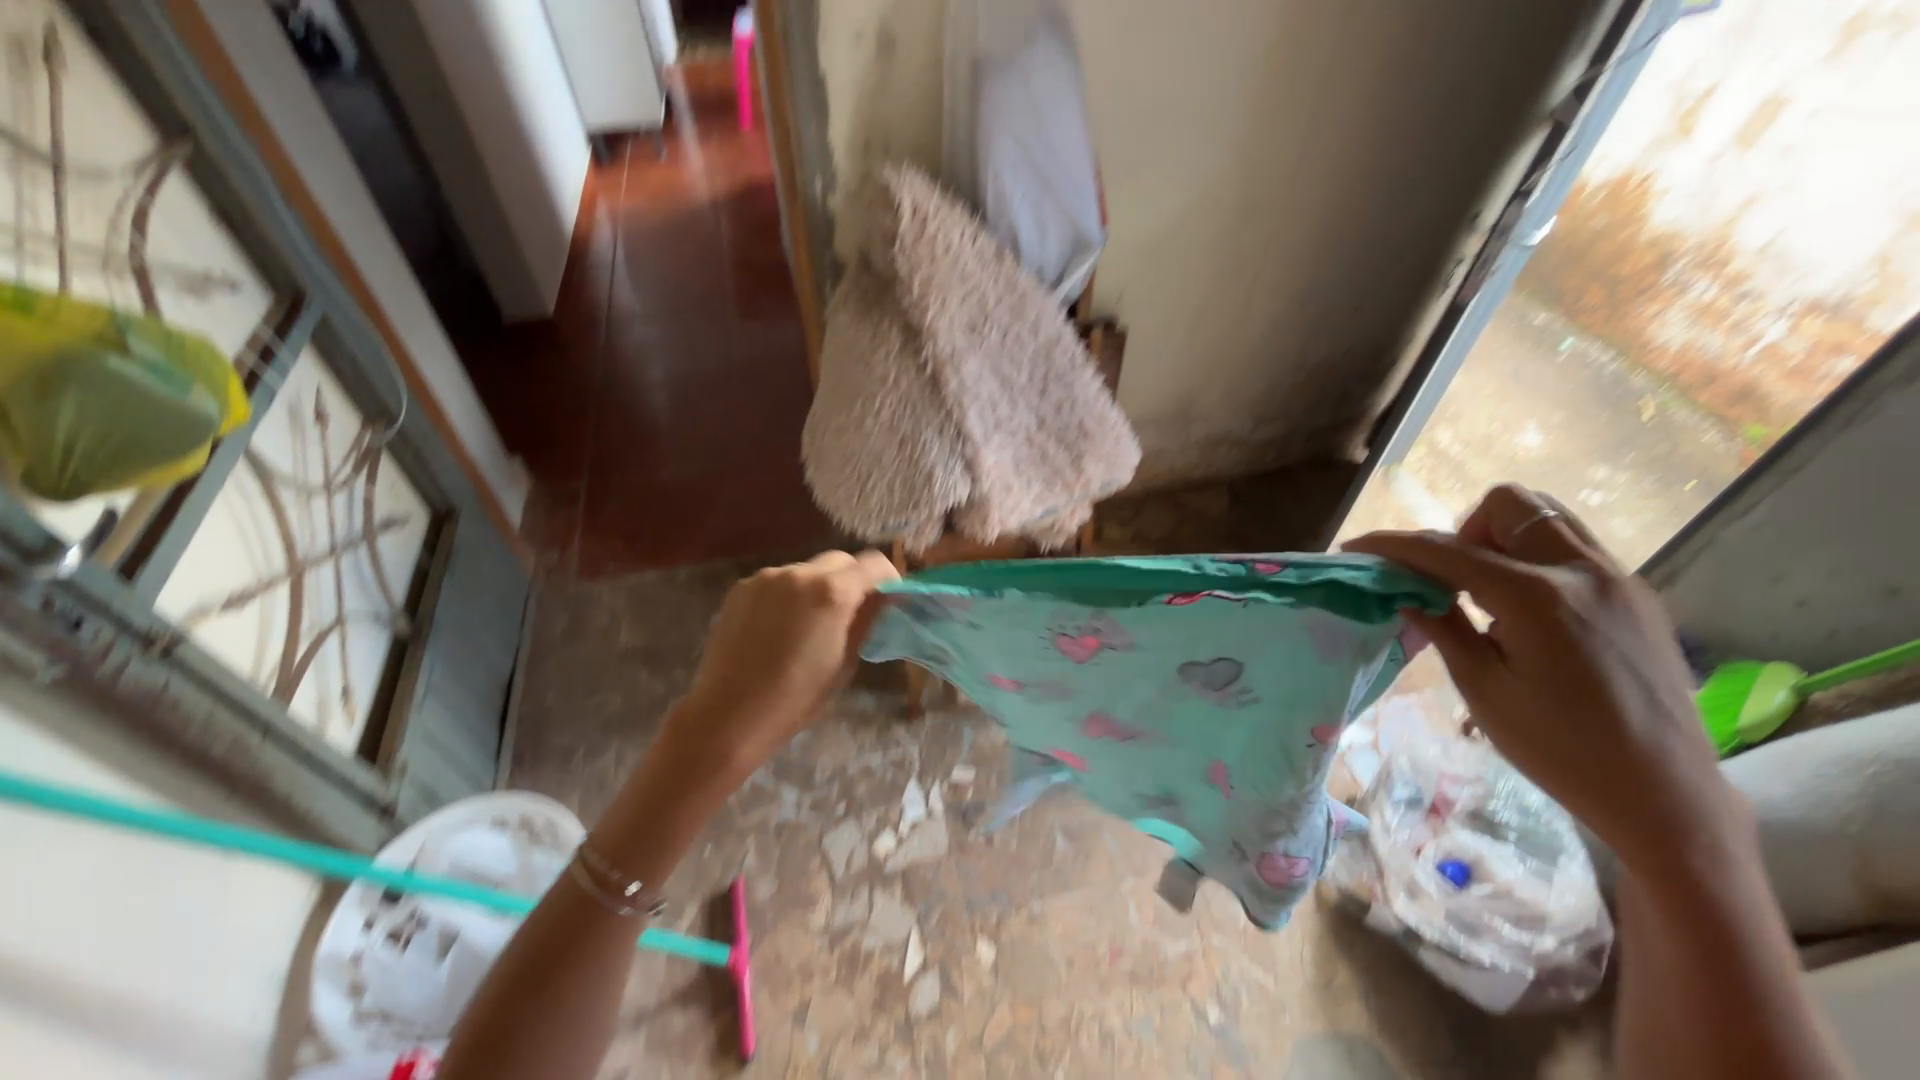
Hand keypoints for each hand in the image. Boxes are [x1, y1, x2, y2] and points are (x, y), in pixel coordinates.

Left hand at [668, 549, 899, 778]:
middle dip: (852, 579)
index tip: (889, 597)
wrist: (729, 713)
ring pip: (807, 569)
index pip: (873, 563)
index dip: (887, 577)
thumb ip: (867, 620)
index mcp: (832, 592)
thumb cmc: (796, 698)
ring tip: (810, 623)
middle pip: (840, 560)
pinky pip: (778, 581)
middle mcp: (800, 573)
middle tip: (852, 611)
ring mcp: (767, 577)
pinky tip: (780, 627)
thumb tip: (884, 597)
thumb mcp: (845, 662)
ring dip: (818, 586)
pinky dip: (789, 595)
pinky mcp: (741, 587)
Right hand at [1343, 484, 1733, 871]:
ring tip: (1486, 594)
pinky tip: (1530, 619)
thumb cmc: (1560, 750)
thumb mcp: (1484, 691)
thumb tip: (1406, 594)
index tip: (1356, 548)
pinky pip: (1576, 552)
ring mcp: (1620, 580)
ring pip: (1550, 519)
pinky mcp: (1639, 598)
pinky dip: (1537, 562)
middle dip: (1464, 529)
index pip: (1448, 551)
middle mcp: (1583, 571)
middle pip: (1510, 505)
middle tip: (1448, 579)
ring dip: (1504, 539)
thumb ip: (1443, 628)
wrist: (1665, 793)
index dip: (1394, 546)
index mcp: (1536, 596)